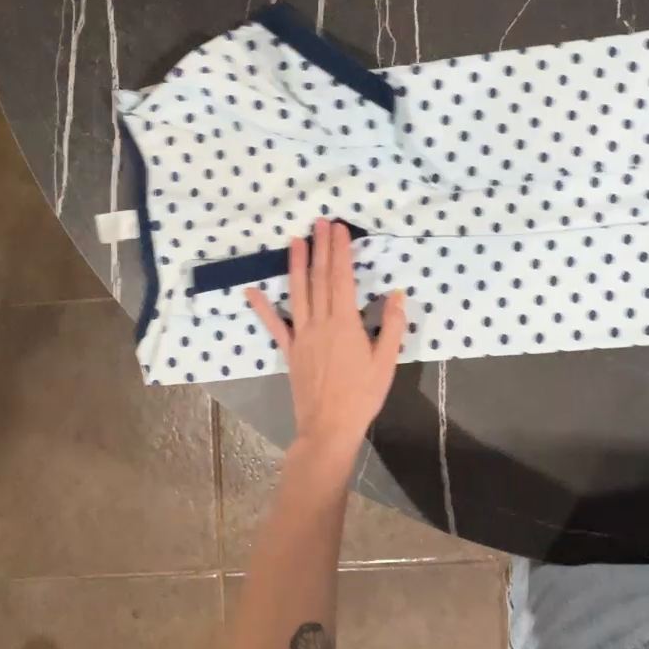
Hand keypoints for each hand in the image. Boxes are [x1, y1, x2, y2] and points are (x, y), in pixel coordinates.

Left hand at [245, 219, 407, 454]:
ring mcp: (301, 335)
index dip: (340, 252)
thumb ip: (392, 326)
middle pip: (319, 279)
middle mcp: (320, 323)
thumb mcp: (386, 362)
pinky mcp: (290, 350)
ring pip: (298, 293)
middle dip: (320, 248)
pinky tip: (252, 290)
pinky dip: (263, 306)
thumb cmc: (362, 395)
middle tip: (320, 222)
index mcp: (345, 324)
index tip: (339, 229)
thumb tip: (396, 295)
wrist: (329, 426)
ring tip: (295, 240)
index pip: (341, 279)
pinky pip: (275, 324)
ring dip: (296, 265)